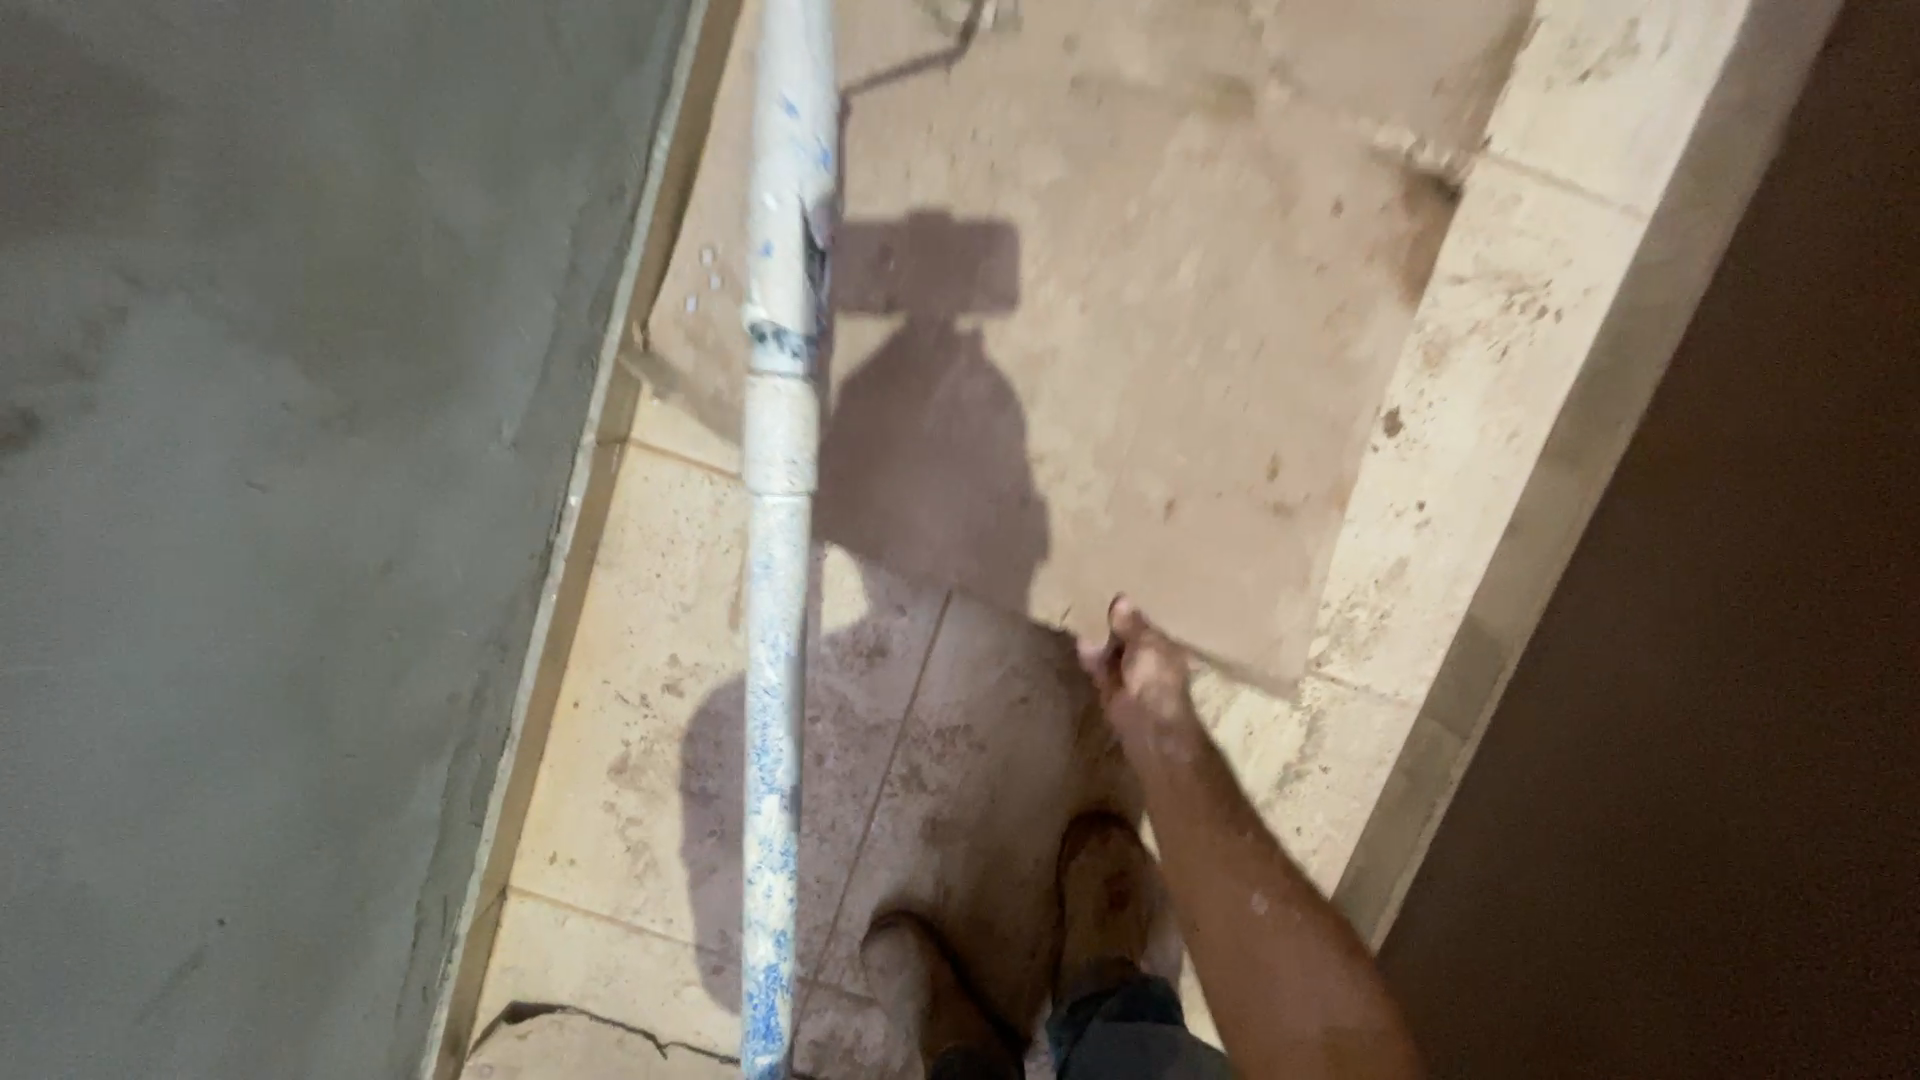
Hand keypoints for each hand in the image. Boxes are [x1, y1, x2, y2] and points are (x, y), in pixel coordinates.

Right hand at [1076, 595, 1199, 749]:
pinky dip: (1090, 656)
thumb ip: (1131, 623)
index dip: (1133, 615)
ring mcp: (1129, 677)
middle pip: (1127, 640)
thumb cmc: (1155, 675)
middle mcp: (1148, 662)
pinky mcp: (1110, 689)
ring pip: (1111, 654)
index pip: (1147, 628)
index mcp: (1165, 649)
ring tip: (1083, 616)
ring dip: (1099, 640)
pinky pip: (1098, 668)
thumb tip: (1122, 598)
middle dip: (1113, 626)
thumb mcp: (1146, 642)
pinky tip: (1080, 639)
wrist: (1146, 720)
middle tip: (1093, 602)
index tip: (1115, 598)